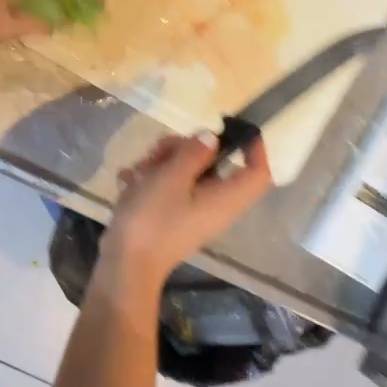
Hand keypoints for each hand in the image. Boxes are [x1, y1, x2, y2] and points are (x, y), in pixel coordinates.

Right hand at [99, 134, 272, 292]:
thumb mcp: (171, 178)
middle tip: (159, 149)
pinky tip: (129, 181)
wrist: (127, 260)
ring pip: (185, 172)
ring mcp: (193, 210)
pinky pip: (168, 186)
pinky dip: (150, 178)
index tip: (232, 126)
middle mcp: (215, 205)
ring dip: (160, 162)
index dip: (254, 149)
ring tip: (137, 170)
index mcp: (225, 199)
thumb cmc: (153, 218)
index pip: (258, 173)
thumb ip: (192, 154)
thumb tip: (211, 136)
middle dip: (183, 149)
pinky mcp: (172, 214)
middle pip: (212, 165)